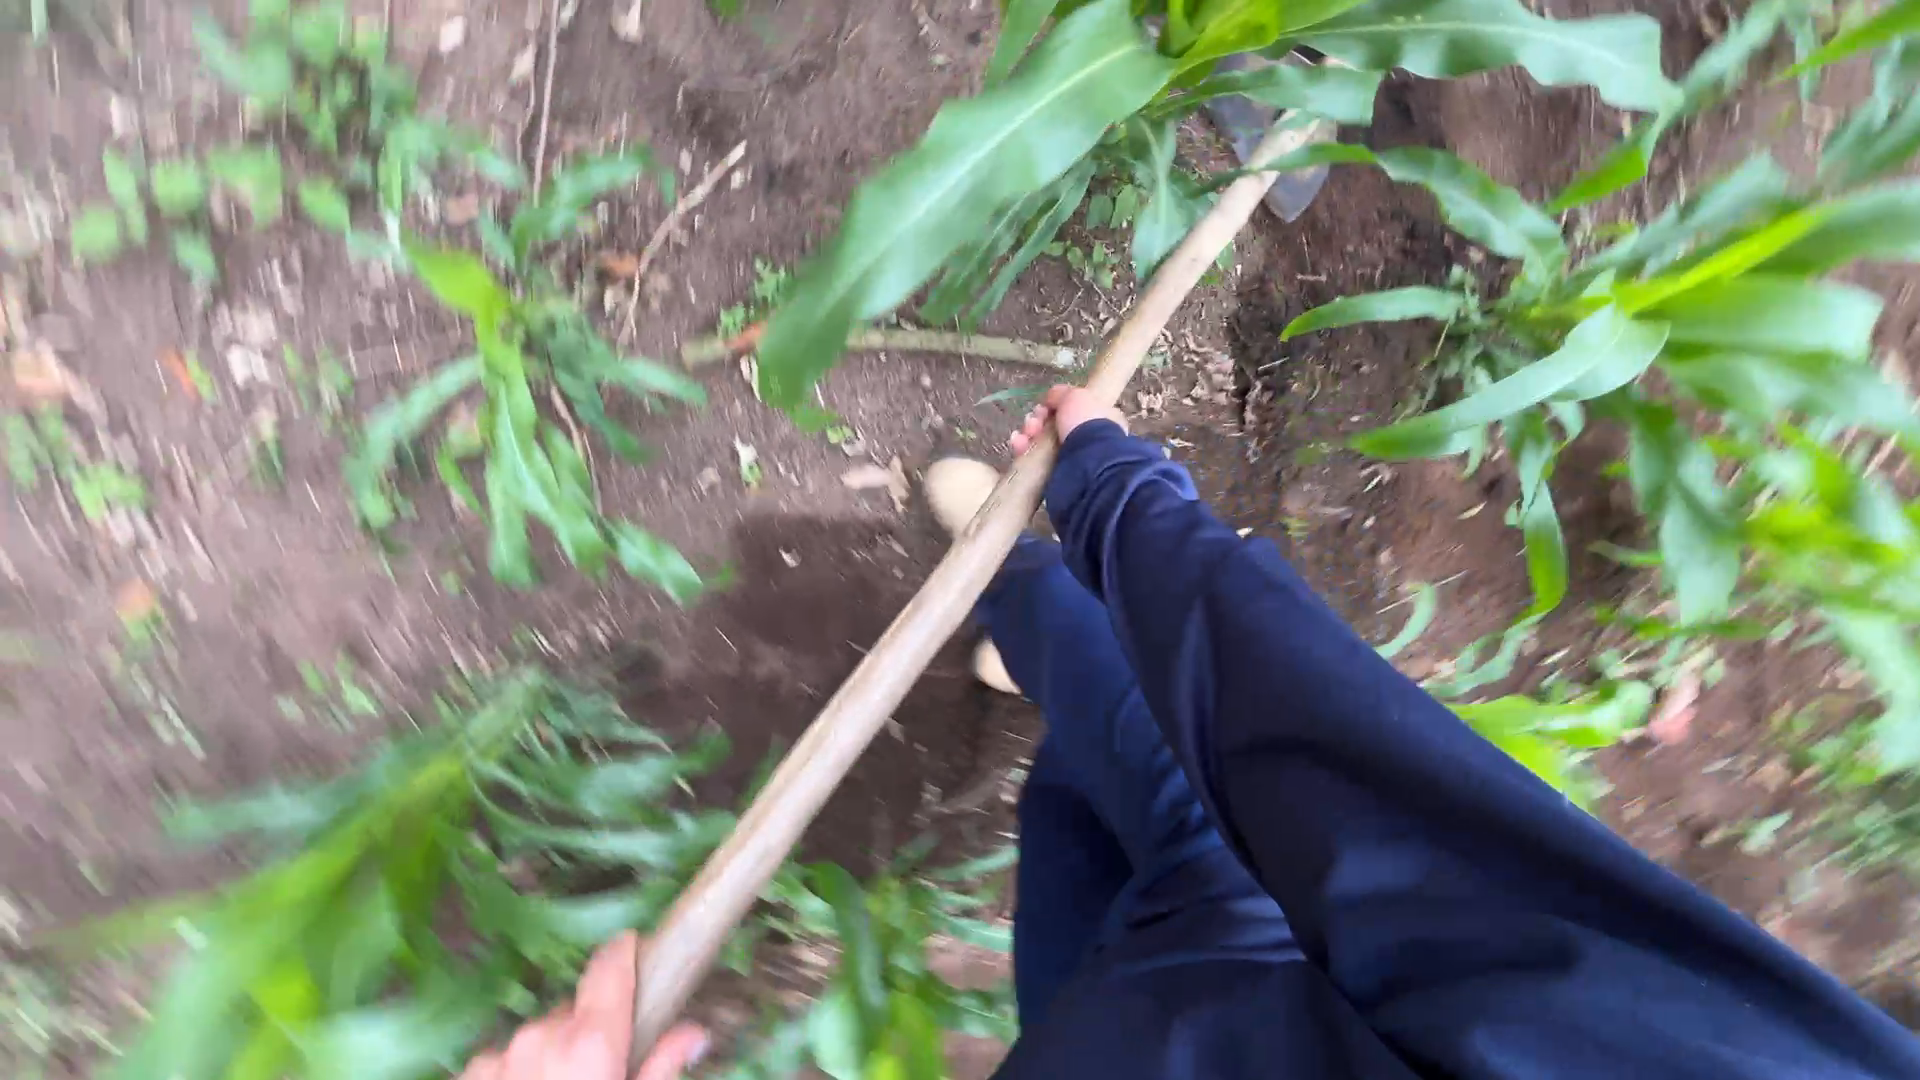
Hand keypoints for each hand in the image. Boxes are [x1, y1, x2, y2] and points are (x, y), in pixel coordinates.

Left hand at [458, 933, 708, 1079]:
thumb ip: (662, 1069)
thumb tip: (696, 1033)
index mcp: (589, 1041)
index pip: (610, 965)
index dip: (625, 953)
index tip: (635, 952)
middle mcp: (540, 1037)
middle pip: (572, 1012)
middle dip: (586, 1031)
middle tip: (596, 1073)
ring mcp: (494, 1061)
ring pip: (533, 1039)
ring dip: (546, 1058)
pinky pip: (496, 1064)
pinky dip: (511, 1078)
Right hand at [1009, 384, 1125, 455]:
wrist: (1087, 465)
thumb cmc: (1088, 425)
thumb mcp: (1077, 397)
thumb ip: (1062, 394)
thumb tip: (1051, 397)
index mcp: (1102, 419)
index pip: (1074, 409)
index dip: (1056, 405)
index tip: (1046, 404)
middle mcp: (1088, 440)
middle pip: (1054, 425)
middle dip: (1039, 419)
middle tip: (1035, 420)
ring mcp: (1072, 459)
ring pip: (1042, 441)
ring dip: (1029, 432)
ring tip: (1027, 432)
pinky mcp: (1056, 475)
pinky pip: (1035, 458)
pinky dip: (1023, 449)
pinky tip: (1017, 443)